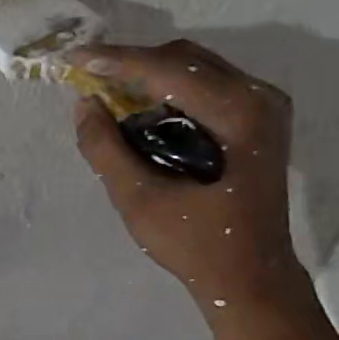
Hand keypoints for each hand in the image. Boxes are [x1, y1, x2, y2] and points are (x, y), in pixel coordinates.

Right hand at [72, 41, 309, 315]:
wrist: (251, 280)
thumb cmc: (198, 246)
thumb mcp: (140, 201)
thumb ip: (106, 150)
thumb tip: (84, 104)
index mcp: (239, 114)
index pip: (168, 71)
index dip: (116, 62)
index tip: (74, 59)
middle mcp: (259, 98)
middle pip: (184, 59)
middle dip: (132, 65)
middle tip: (89, 78)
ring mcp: (265, 106)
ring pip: (196, 67)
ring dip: (149, 76)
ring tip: (109, 91)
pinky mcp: (259, 120)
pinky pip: (207, 85)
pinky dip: (169, 89)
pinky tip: (141, 106)